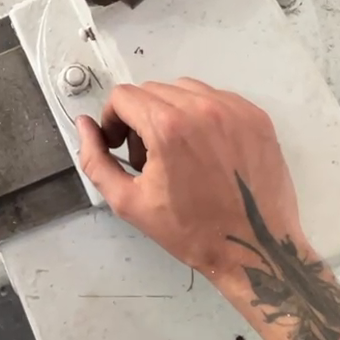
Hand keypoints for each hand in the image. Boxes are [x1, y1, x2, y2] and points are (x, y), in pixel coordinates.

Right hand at [75, 79, 307, 275]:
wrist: (255, 249)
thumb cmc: (192, 231)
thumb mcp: (127, 202)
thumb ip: (95, 159)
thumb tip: (84, 126)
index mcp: (168, 128)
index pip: (123, 96)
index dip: (112, 120)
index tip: (119, 144)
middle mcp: (202, 109)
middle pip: (150, 90)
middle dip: (139, 118)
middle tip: (147, 156)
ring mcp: (233, 110)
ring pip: (182, 89)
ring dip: (169, 111)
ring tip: (176, 150)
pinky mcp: (255, 117)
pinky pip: (215, 96)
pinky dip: (201, 114)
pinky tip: (203, 147)